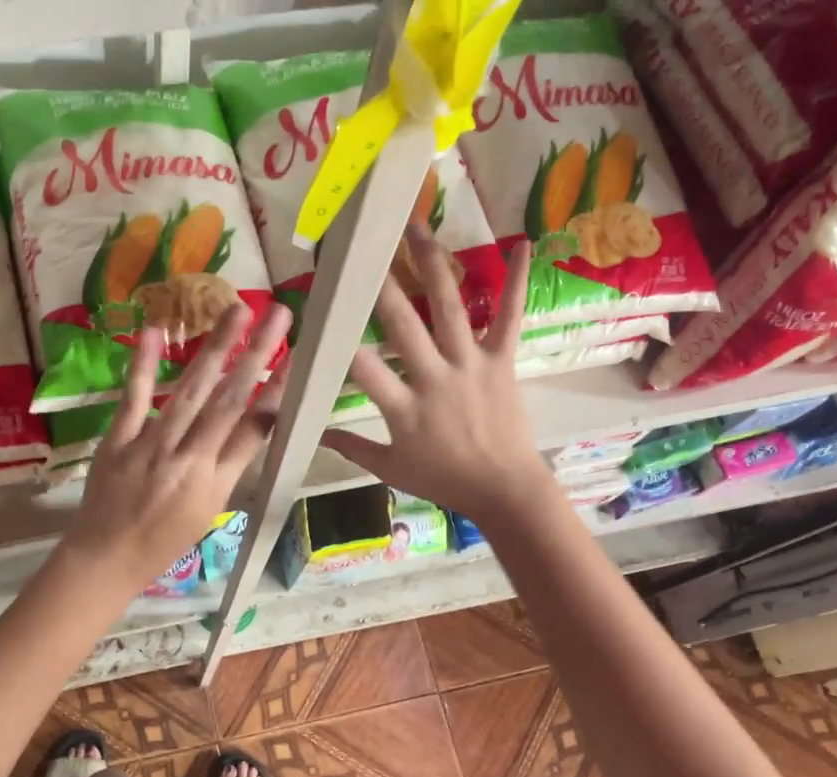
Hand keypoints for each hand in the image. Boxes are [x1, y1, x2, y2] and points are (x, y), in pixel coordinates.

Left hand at [62, 303, 290, 591]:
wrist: (106, 558)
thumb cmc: (163, 540)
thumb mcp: (208, 510)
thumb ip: (230, 464)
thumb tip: (256, 420)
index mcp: (215, 484)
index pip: (253, 430)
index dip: (276, 391)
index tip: (297, 356)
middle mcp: (188, 462)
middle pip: (227, 402)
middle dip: (255, 355)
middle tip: (279, 314)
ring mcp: (150, 449)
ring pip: (189, 392)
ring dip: (215, 349)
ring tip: (238, 311)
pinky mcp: (116, 441)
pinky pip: (133, 399)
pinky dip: (142, 365)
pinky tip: (153, 331)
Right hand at [320, 224, 550, 523]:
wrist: (505, 490)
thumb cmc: (444, 481)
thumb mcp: (390, 469)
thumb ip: (351, 447)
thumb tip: (314, 432)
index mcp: (404, 409)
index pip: (363, 369)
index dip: (338, 340)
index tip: (318, 313)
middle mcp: (436, 378)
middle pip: (404, 324)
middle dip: (380, 285)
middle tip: (362, 248)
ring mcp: (471, 365)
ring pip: (450, 307)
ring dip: (432, 264)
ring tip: (416, 227)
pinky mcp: (502, 361)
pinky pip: (510, 317)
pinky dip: (516, 282)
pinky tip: (523, 245)